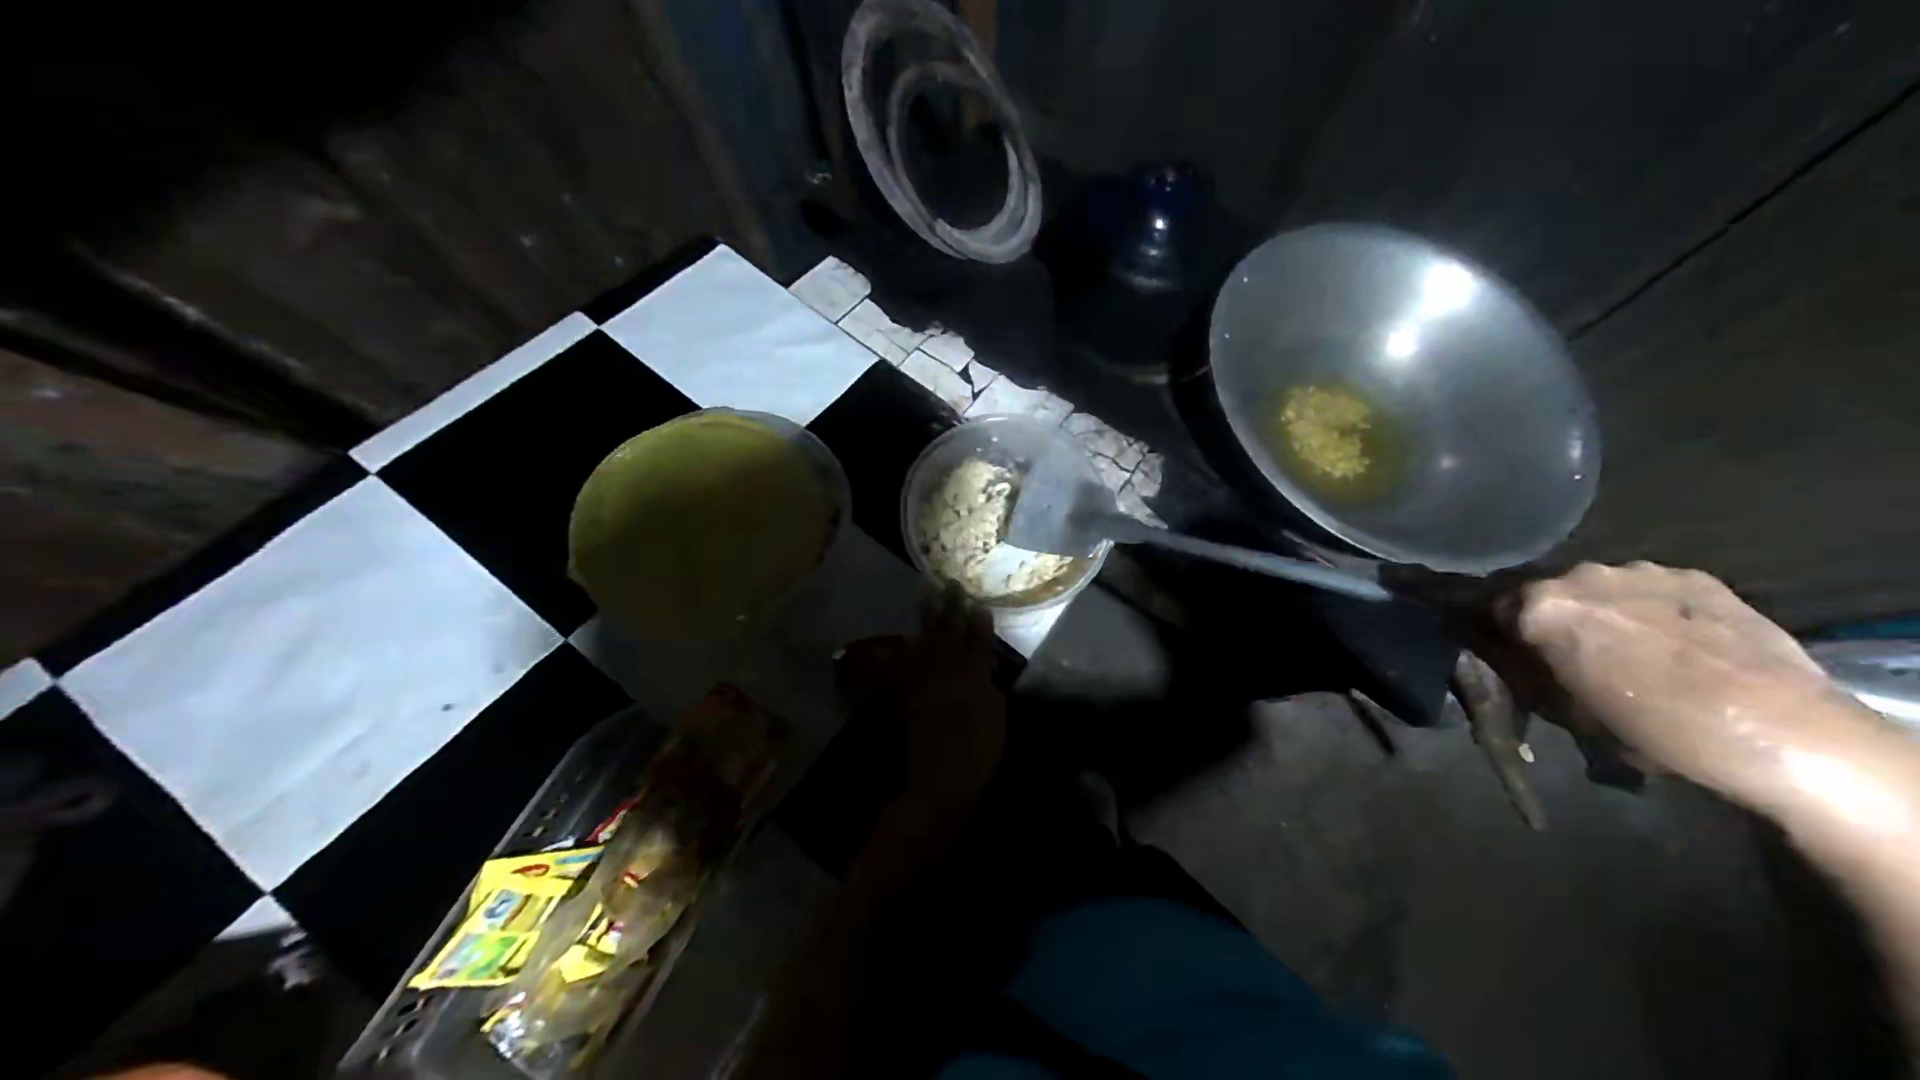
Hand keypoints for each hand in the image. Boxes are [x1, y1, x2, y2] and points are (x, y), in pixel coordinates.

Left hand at [837, 584, 1005, 803]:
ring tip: (925, 595)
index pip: (978, 644)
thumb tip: (983, 666)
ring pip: (925, 643)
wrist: (942, 780)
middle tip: (949, 584)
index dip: (979, 623)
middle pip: (949, 635)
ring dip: (926, 618)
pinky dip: (900, 650)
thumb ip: (989, 687)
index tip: (978, 602)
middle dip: (950, 608)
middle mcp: (947, 675)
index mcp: (973, 681)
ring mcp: (924, 684)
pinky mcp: (909, 696)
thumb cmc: (979, 753)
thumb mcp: (996, 718)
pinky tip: (901, 638)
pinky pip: (902, 666)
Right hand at [1512, 561, 1878, 808]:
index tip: (1504, 651)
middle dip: (1547, 617)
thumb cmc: (1650, 729)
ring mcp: (1638, 570)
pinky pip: (1650, 588)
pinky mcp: (1694, 575)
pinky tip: (1675, 640)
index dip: (1492, 631)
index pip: (1485, 608)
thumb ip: (1522, 669)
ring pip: (1597, 587)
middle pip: (1541, 591)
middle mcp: (1575, 575)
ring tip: (1629, 646)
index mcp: (1534, 608)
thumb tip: (1502, 653)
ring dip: (1599, 610)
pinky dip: (1649, 609)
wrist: (1779, 730)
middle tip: (1567, 652)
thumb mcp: (1560, 710)